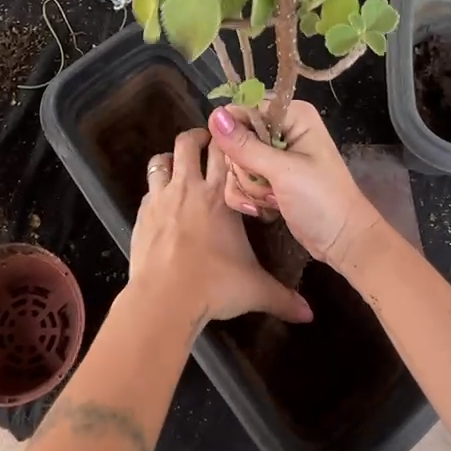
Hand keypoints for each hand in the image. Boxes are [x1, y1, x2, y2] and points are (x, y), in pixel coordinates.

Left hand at [126, 128, 313, 326]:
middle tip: (207, 143)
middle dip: (197, 137)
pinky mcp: (142, 213)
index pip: (223, 150)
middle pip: (188, 143)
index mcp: (219, 195)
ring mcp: (161, 197)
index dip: (227, 139)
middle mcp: (189, 187)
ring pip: (162, 160)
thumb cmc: (215, 285)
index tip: (233, 139)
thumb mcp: (255, 290)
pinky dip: (156, 189)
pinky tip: (163, 202)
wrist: (165, 298)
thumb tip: (308, 313)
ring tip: (180, 166)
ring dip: (171, 159)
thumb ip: (283, 297)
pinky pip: (149, 189)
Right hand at [210, 100, 387, 268]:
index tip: (246, 159)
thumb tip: (214, 115)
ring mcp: (273, 155)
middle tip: (268, 184)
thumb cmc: (321, 200)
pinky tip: (263, 209)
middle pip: (236, 138)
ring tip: (271, 199)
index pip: (245, 109)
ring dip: (247, 185)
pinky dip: (247, 196)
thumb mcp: (283, 172)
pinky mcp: (267, 177)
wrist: (342, 242)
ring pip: (234, 161)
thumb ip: (245, 145)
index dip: (237, 133)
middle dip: (245, 167)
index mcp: (292, 116)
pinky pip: (239, 179)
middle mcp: (281, 129)